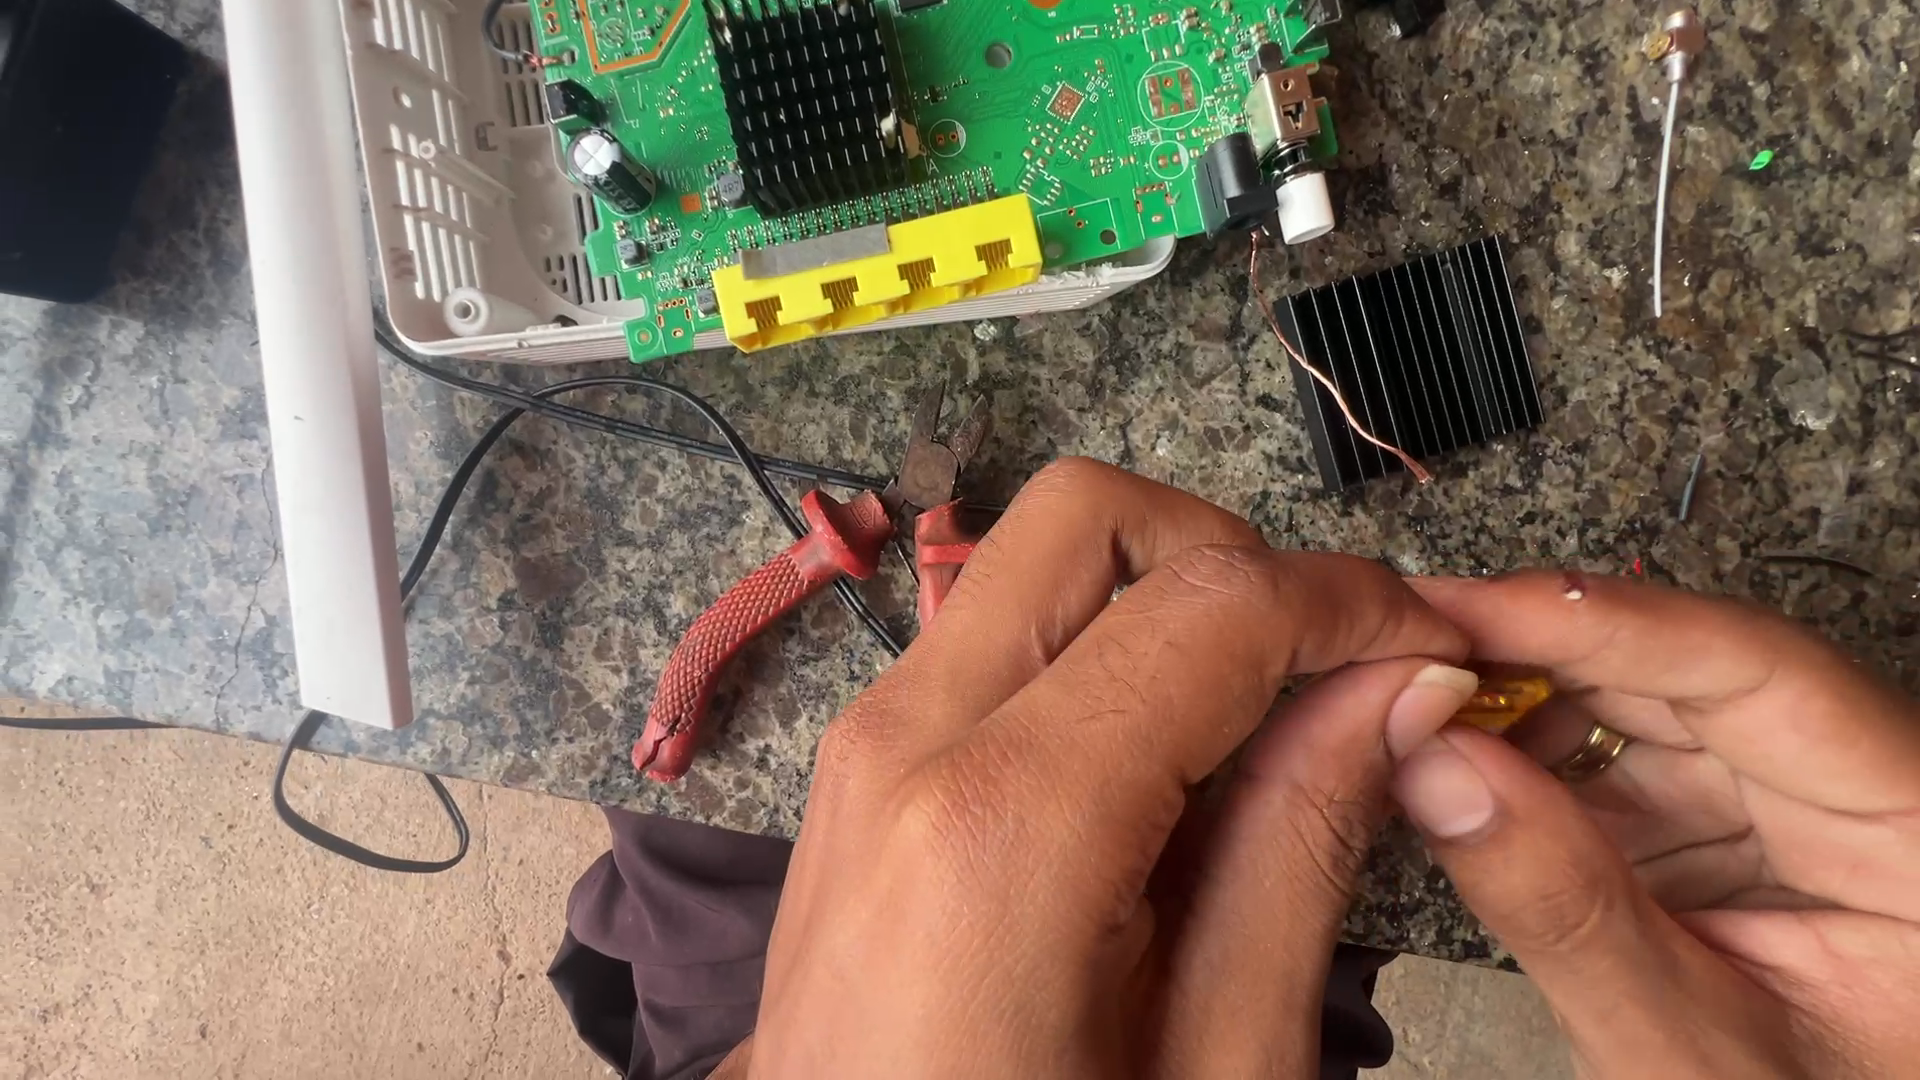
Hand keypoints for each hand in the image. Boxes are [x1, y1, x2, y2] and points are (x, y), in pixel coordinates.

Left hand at [748, 460, 1477, 1075]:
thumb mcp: (1214, 1067)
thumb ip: (1298, 845)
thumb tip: (1395, 687)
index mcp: (1002, 822)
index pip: (1200, 606)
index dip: (1341, 599)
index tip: (1423, 643)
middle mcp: (910, 730)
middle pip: (1079, 515)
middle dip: (1218, 549)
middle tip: (1304, 657)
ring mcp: (870, 727)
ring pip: (1032, 558)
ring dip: (1155, 589)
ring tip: (1236, 705)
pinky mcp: (863, 746)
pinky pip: (995, 629)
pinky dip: (1092, 639)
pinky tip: (1146, 745)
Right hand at [1401, 572, 1919, 1076]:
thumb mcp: (1690, 1057)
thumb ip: (1567, 911)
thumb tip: (1434, 763)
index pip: (1755, 671)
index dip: (1589, 620)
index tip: (1453, 607)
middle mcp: (1854, 786)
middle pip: (1670, 662)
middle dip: (1520, 644)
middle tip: (1397, 642)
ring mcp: (1769, 792)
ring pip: (1615, 689)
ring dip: (1499, 686)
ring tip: (1401, 695)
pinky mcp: (1694, 807)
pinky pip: (1584, 738)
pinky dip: (1499, 735)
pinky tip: (1438, 743)